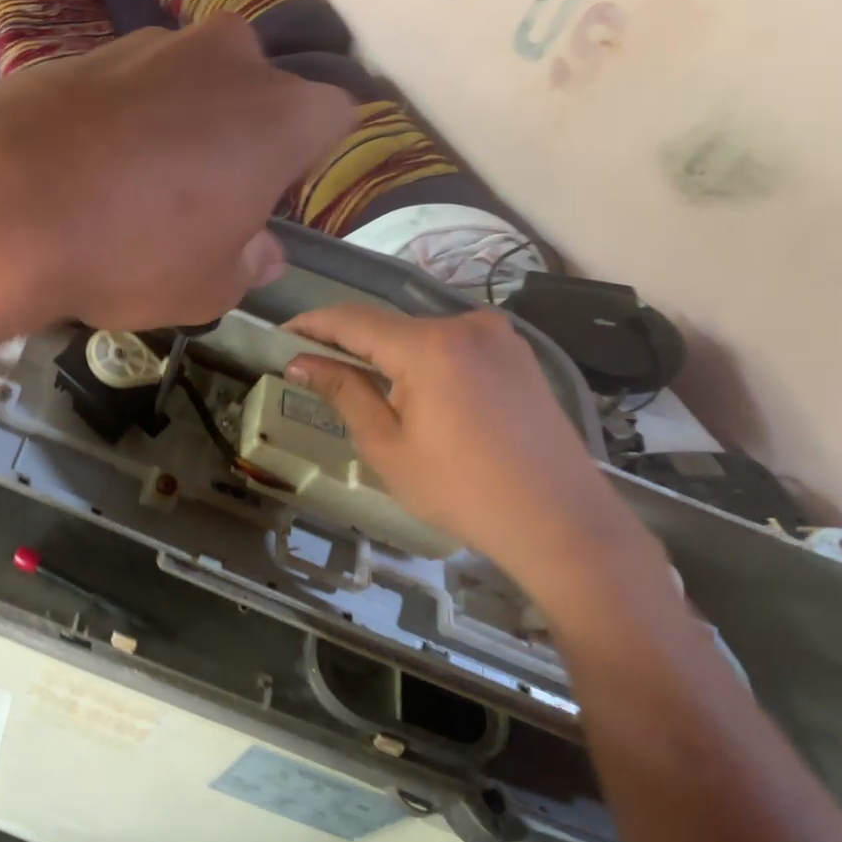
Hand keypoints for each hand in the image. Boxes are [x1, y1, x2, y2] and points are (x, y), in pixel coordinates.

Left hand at [0, 15, 354, 330]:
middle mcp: (224, 58)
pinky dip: (111, 122)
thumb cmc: (129, 253)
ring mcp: (146, 44)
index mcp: (280, 113)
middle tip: (194, 201)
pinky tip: (75, 171)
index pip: (329, 121)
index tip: (263, 202)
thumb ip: (247, 266)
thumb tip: (263, 252)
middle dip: (234, 138)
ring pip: (181, 87)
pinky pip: (119, 90)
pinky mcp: (79, 50)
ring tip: (122, 192)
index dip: (300, 164)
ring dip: (169, 128)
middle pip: (251, 95)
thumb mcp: (204, 289)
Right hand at [283, 303, 642, 576]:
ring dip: (387, 354)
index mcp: (429, 345)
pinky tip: (415, 395)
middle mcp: (466, 325)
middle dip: (348, 344)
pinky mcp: (518, 356)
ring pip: (421, 335)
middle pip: (388, 325)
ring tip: (362, 388)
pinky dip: (423, 362)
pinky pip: (453, 347)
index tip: (279, 337)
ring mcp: (499, 337)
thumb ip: (344, 392)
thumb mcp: (387, 446)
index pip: (351, 320)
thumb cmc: (463, 490)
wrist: (562, 522)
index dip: (310, 325)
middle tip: (313, 369)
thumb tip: (301, 361)